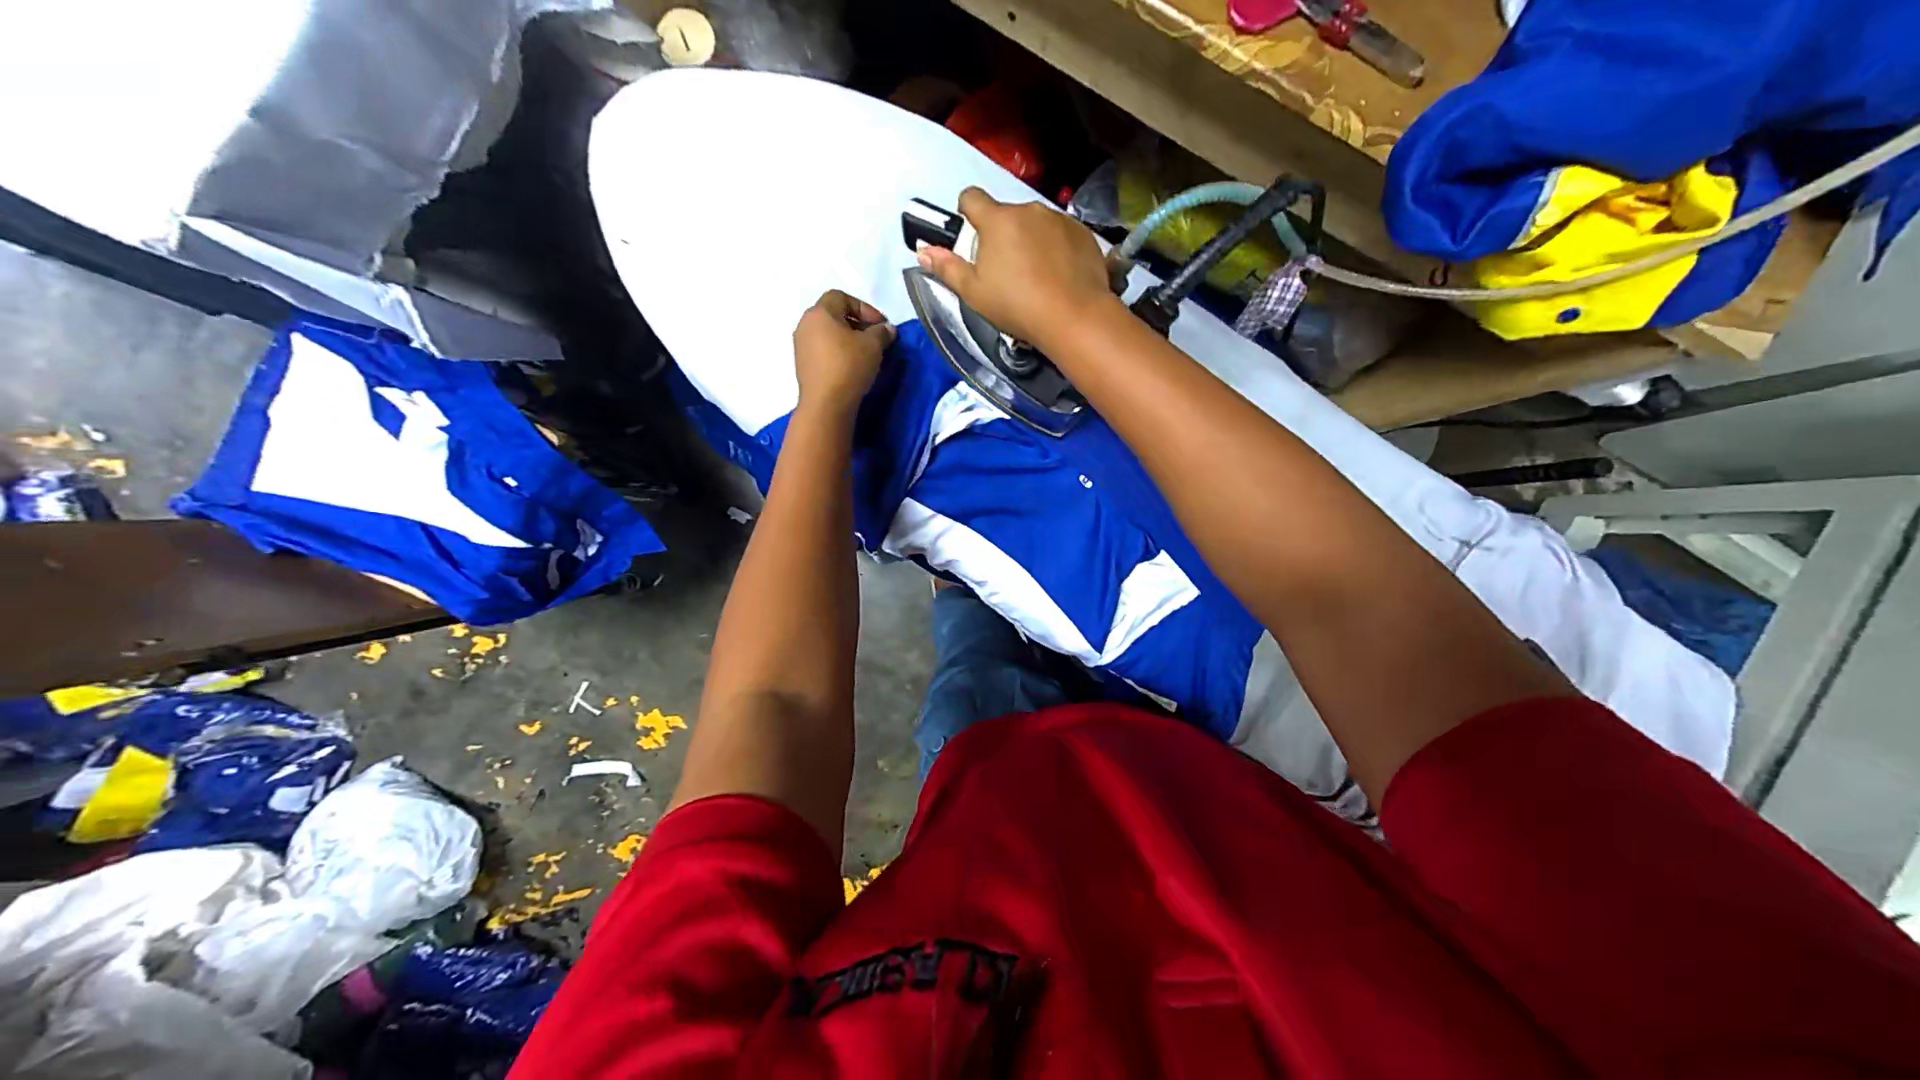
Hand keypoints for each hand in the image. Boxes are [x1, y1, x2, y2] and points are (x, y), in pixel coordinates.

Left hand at [792, 289, 895, 421]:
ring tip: (865, 354)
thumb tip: (887, 329)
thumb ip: (882, 332)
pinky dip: (837, 352)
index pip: (841, 297)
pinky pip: (822, 350)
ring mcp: (801, 346)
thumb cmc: (849, 366)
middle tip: (874, 338)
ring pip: (827, 334)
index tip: (880, 325)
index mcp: (819, 313)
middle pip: (833, 315)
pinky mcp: (802, 365)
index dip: (864, 307)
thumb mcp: (873, 345)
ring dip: (847, 339)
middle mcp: (805, 325)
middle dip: (856, 323)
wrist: (826, 404)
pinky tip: (851, 366)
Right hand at [916, 187, 1117, 348]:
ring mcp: (1059, 219)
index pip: (971, 197)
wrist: (1074, 317)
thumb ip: (947, 268)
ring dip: (1031, 240)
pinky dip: (1057, 248)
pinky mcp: (1083, 233)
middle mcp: (1029, 209)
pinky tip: (1058, 276)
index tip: (972, 235)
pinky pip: (1062, 234)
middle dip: (1002, 235)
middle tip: (1004, 270)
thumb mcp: (974, 292)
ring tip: (1035, 276)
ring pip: (1036, 223)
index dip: (967, 213)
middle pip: (1006, 214)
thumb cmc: (1017, 305)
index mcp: (997, 220)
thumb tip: (924, 251)